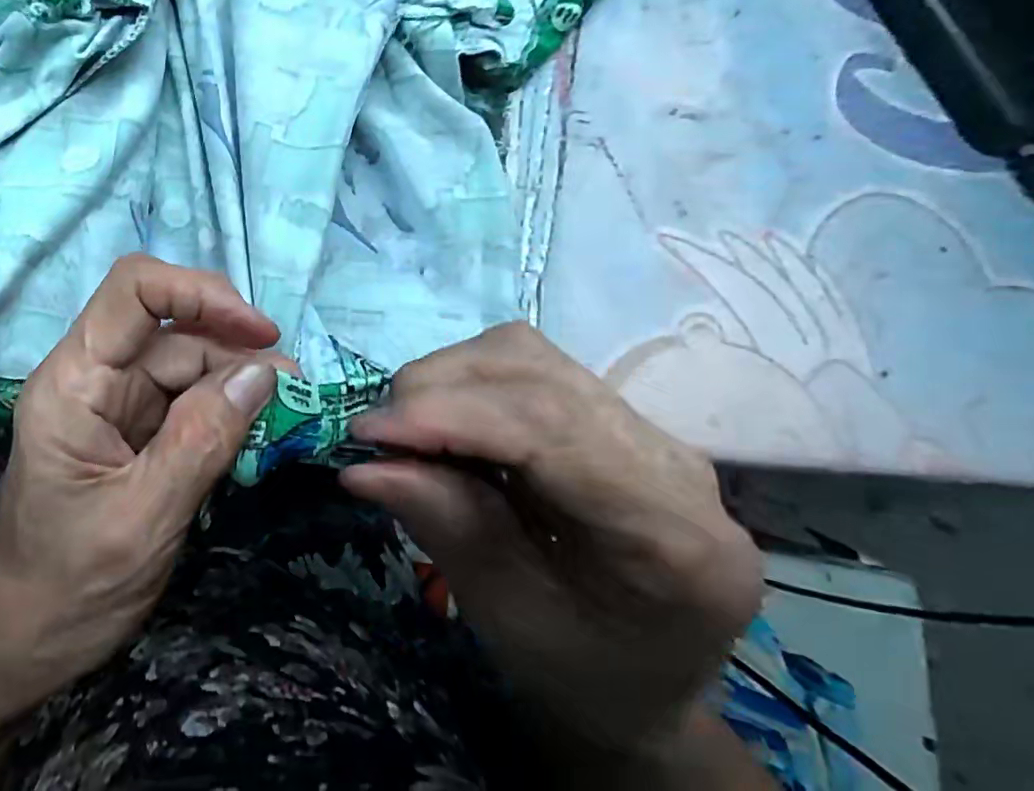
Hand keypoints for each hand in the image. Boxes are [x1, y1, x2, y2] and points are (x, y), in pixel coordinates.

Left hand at [0, 255, 289, 735]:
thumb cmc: (72, 585)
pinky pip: (182, 401)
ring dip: (234, 382)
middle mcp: (88, 378)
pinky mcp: (128, 432)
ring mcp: (109, 405)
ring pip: (181, 364)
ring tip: (287, 413)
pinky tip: (257, 429)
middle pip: (167, 330)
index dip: (199, 293)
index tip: (260, 334)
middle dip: (232, 350)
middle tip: (296, 393)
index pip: (131, 291)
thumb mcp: (145, 516)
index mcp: (72, 383)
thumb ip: (203, 439)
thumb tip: (264, 375)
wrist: (28, 641)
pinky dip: (222, 410)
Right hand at [341, 323, 762, 756]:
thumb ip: (446, 528)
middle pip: (533, 374)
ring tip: (407, 431)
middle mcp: (670, 461)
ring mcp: (640, 428)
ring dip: (444, 379)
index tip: (365, 434)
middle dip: (433, 391)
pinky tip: (442, 425)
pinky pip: (521, 366)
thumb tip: (362, 466)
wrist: (639, 678)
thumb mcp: (506, 615)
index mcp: (671, 534)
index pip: (548, 429)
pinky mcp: (604, 413)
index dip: (446, 416)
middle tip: (376, 439)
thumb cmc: (577, 666)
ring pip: (522, 355)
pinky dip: (460, 382)